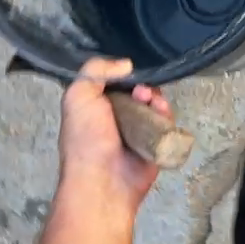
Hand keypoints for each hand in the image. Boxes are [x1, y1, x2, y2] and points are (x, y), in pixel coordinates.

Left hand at [58, 57, 164, 217]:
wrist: (103, 179)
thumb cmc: (86, 137)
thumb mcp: (78, 95)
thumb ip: (96, 70)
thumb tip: (127, 64)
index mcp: (95, 108)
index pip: (114, 83)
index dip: (123, 75)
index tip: (128, 73)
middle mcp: (117, 118)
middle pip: (138, 91)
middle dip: (142, 86)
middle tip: (140, 92)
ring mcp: (138, 131)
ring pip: (154, 104)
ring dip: (155, 98)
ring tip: (150, 102)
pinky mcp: (157, 143)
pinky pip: (167, 122)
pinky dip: (166, 113)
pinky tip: (160, 112)